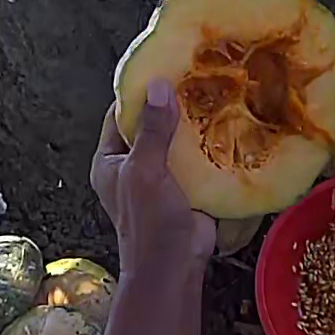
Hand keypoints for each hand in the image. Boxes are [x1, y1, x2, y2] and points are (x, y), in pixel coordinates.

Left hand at [91, 79, 215, 271]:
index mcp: (110, 161)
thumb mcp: (144, 170)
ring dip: (191, 125)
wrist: (174, 265)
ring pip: (175, 141)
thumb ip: (151, 130)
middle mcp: (132, 166)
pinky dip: (207, 145)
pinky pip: (195, 159)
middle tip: (194, 79)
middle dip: (169, 107)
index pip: (120, 116)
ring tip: (213, 95)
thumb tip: (158, 87)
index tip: (162, 70)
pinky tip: (225, 126)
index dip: (138, 93)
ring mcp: (160, 177)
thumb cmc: (149, 221)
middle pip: (150, 126)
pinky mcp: (185, 187)